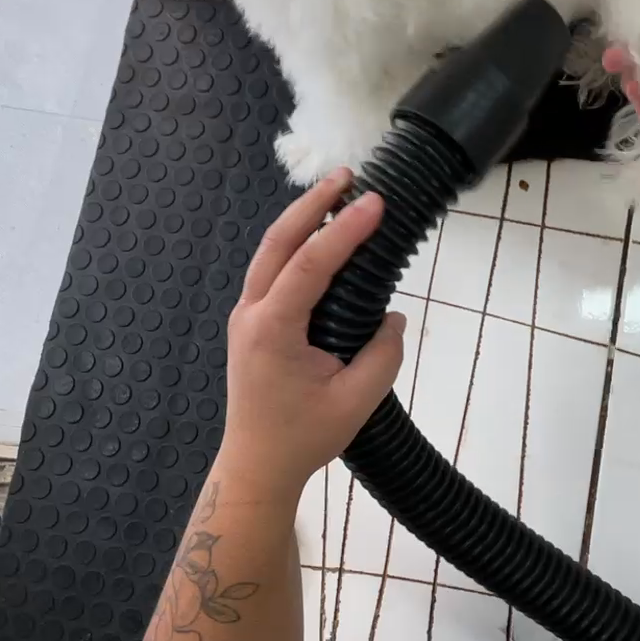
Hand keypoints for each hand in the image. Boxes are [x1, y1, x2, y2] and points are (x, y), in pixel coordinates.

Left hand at [218, 168, 406, 493]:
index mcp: (272, 330)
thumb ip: (382, 357)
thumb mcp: (355, 403)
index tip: (375, 203)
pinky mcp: (251, 324)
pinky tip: (318, 239)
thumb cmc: (303, 438)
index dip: (344, 231)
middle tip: (347, 176)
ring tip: (335, 194)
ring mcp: (246, 316)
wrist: (256, 464)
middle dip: (312, 205)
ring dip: (301, 220)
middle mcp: (252, 313)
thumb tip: (393, 318)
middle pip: (278, 243)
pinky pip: (271, 272)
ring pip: (270, 253)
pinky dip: (295, 246)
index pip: (310, 266)